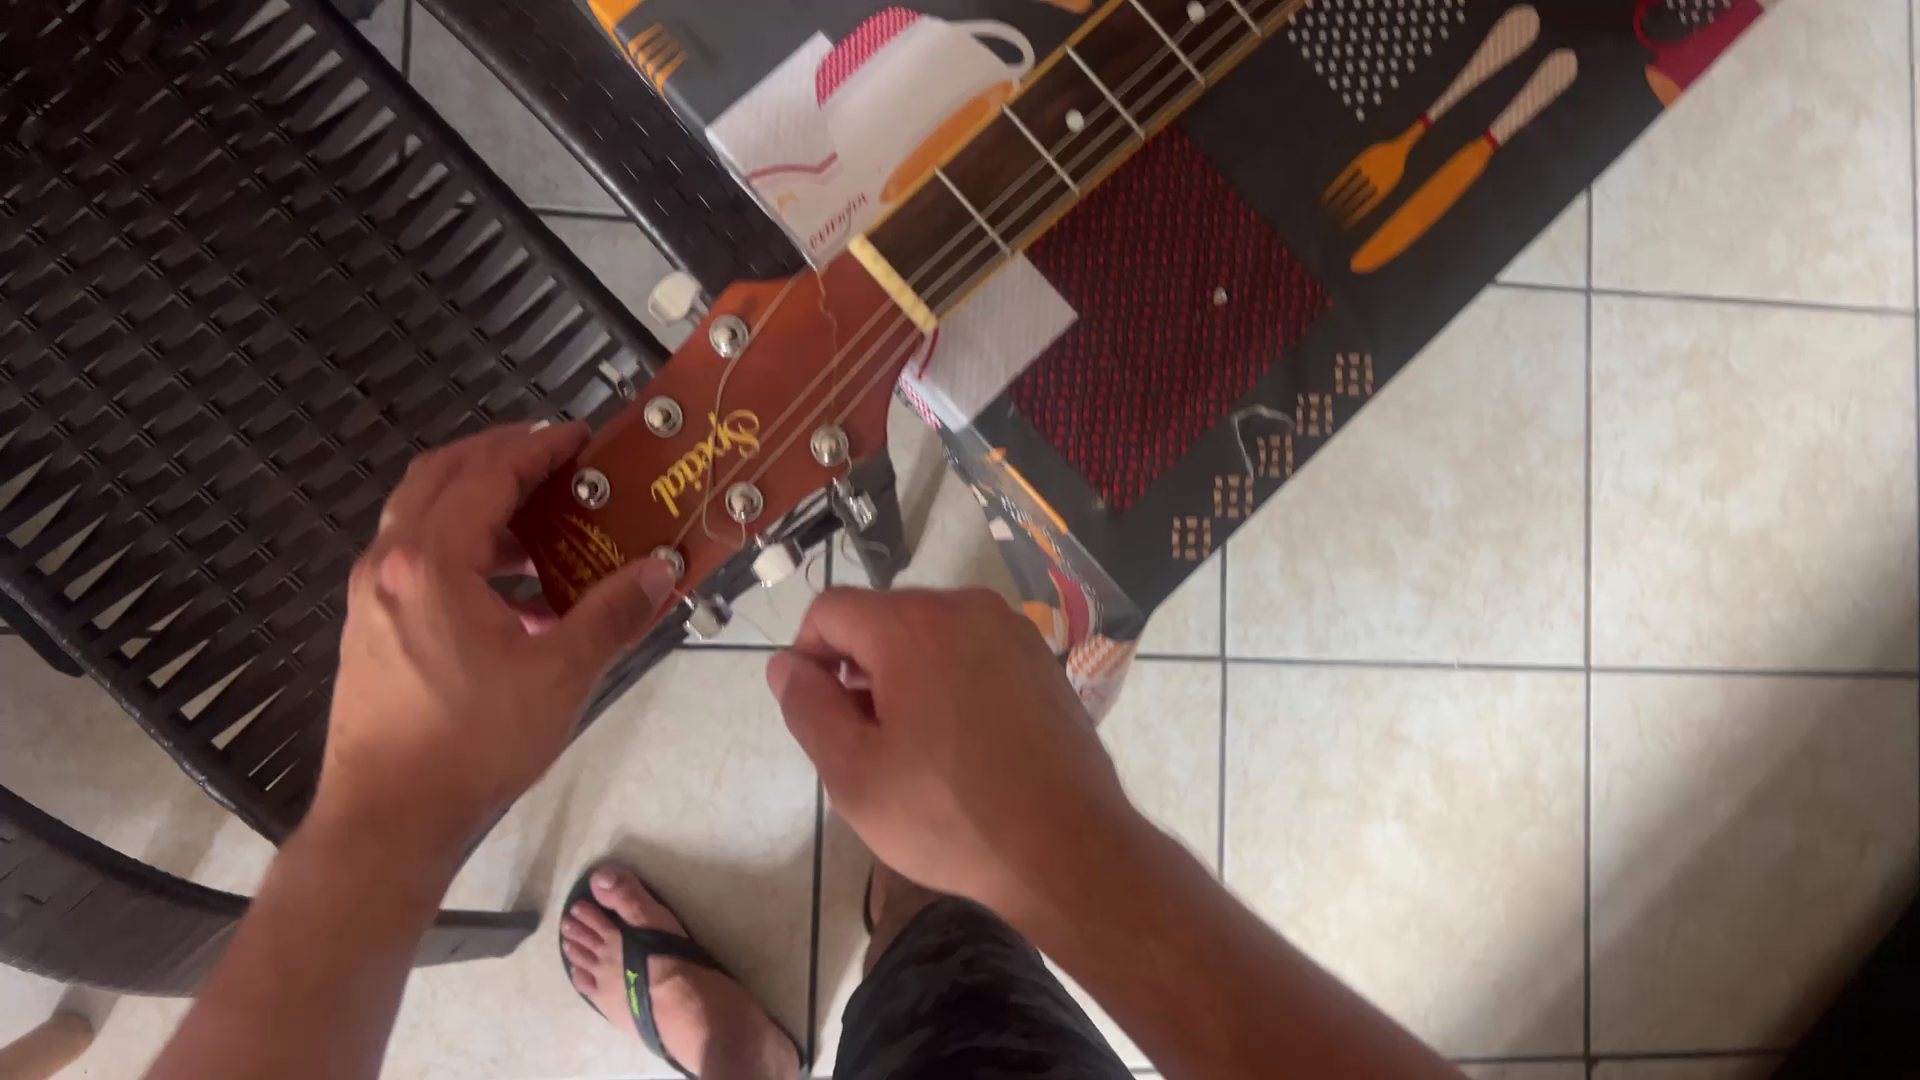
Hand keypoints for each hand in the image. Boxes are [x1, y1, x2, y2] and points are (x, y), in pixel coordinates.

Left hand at [314, 422, 675, 852]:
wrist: (389, 820)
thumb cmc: (476, 740)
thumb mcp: (562, 672)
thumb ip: (616, 613)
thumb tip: (664, 571)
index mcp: (431, 564)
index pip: (484, 476)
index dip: (535, 448)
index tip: (579, 438)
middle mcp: (389, 565)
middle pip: (437, 478)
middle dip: (497, 455)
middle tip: (554, 457)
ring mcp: (371, 597)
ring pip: (422, 517)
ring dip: (481, 502)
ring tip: (543, 520)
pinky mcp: (372, 628)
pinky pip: (419, 558)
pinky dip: (467, 548)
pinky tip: (516, 590)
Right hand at [766, 588, 1142, 917]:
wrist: (1068, 847)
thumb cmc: (950, 815)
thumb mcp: (854, 773)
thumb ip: (807, 707)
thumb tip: (786, 666)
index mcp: (915, 624)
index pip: (830, 610)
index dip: (808, 656)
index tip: (819, 712)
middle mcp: (966, 606)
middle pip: (881, 617)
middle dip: (859, 668)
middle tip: (869, 739)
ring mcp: (1011, 628)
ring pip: (927, 632)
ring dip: (904, 673)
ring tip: (916, 743)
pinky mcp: (1039, 656)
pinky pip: (971, 648)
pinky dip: (949, 676)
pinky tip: (962, 736)